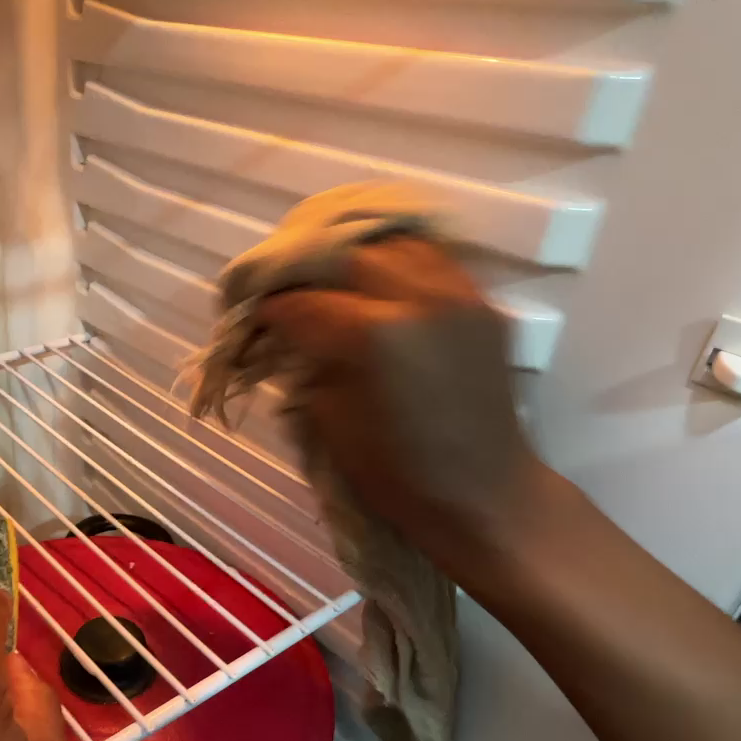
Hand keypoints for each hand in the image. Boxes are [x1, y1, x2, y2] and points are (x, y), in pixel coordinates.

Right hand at [257, 237, 552, 572]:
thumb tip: (294, 340)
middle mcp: (421, 298)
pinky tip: (377, 279)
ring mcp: (459, 296)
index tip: (254, 316)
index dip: (273, 308)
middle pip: (348, 258)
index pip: (309, 303)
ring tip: (330, 276)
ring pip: (396, 245)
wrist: (486, 495)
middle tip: (286, 291)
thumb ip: (310, 369)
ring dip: (355, 257)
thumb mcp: (333, 427)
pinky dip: (397, 262)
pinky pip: (433, 260)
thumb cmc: (402, 478)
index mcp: (377, 336)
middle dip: (308, 270)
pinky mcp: (482, 304)